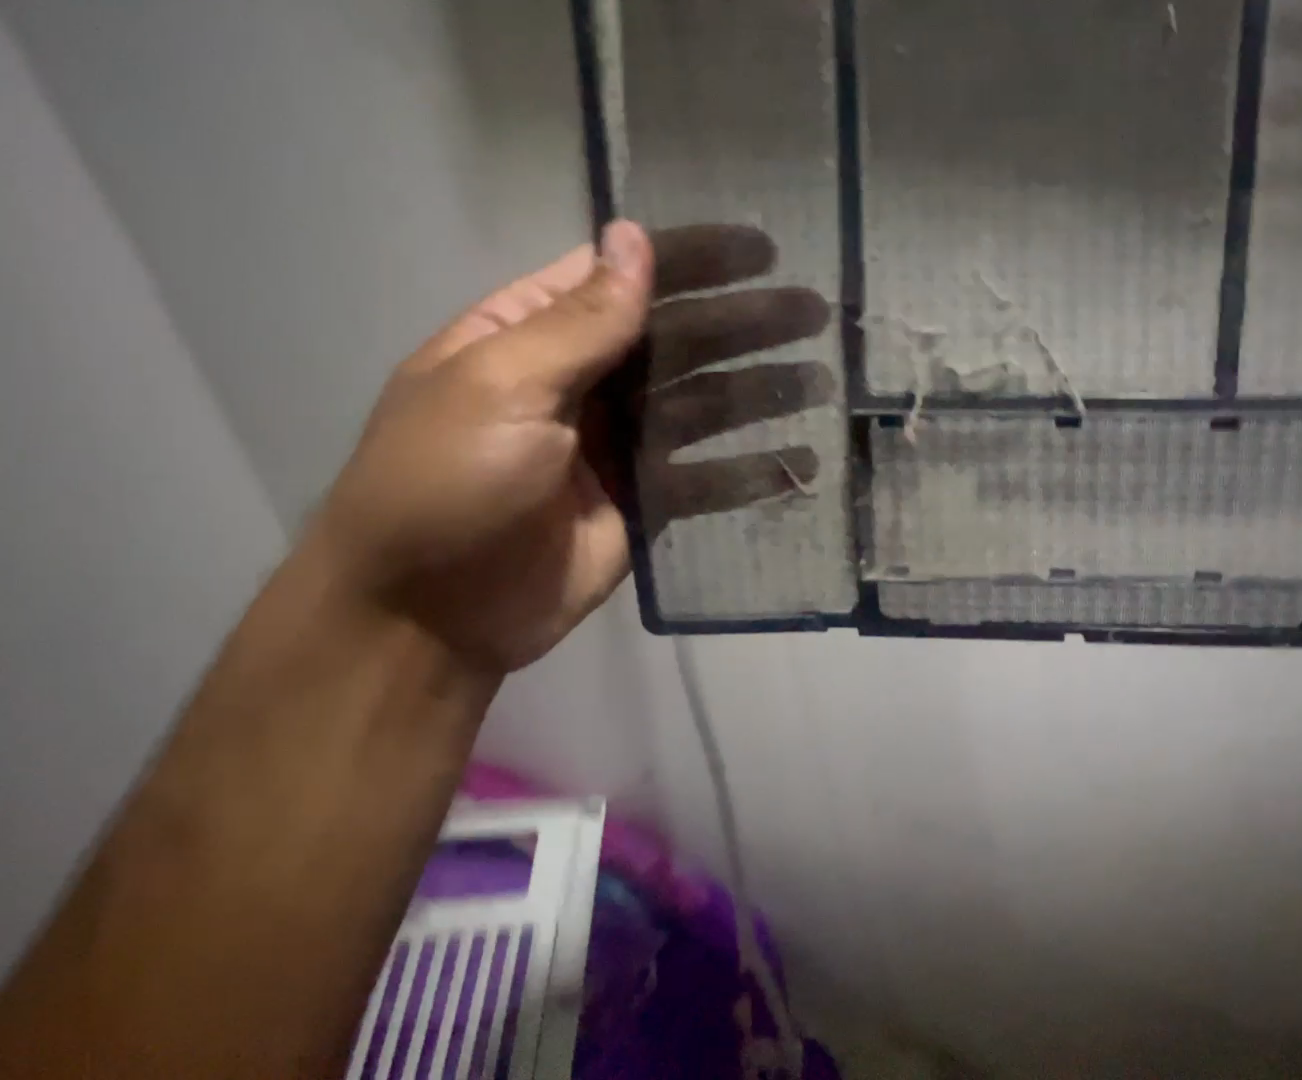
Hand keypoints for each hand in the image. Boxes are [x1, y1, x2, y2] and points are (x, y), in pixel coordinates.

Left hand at [307, 220, 832, 673]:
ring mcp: (615, 447)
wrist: (428, 617)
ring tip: (823, 381)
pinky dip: (751, 470)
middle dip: (743, 325)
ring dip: (760, 392)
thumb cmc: (447, 484)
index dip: (689, 260)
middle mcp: (580, 383)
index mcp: (530, 336)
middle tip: (814, 313)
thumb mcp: (502, 387)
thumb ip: (581, 321)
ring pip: (701, 407)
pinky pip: (706, 478)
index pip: (619, 278)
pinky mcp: (643, 504)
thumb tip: (633, 235)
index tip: (761, 250)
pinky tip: (801, 460)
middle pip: (675, 342)